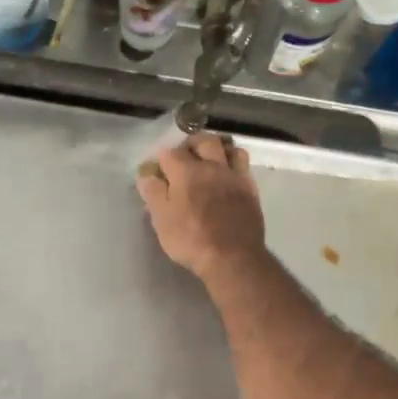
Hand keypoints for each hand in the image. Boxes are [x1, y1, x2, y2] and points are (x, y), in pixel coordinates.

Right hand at [137, 132, 265, 280]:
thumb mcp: (162, 220)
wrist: (232, 257)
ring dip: (217, 148)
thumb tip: (146, 175)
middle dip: (191, 144)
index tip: (156, 170)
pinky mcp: (250, 189)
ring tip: (210, 159)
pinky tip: (228, 173)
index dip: (160, 159)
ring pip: (228, 148)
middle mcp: (212, 166)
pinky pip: (243, 165)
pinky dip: (233, 162)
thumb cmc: (191, 240)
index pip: (169, 153)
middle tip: (184, 155)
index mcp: (186, 172)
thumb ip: (153, 193)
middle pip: (203, 141)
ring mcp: (234, 176)